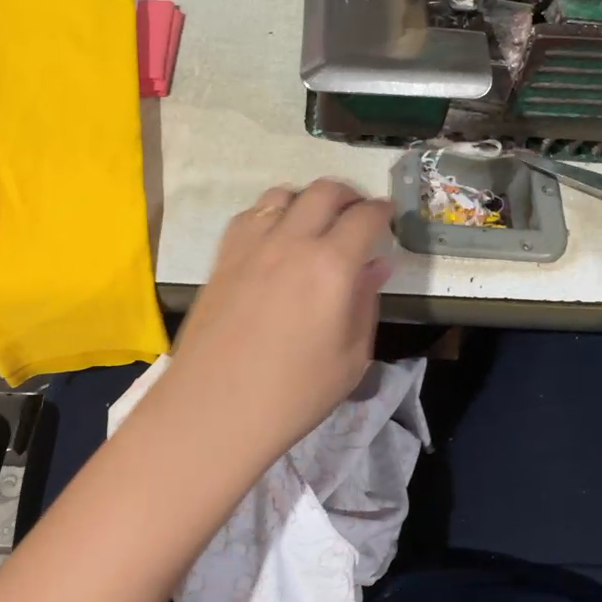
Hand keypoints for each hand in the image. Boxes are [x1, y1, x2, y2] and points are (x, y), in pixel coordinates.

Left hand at [154, 180, 393, 462]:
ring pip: (284, 194)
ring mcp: (252, 245)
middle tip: (358, 213)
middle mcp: (292, 242)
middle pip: (325, 191)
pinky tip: (276, 238)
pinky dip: (271, 214)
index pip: (365, 217)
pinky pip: (250, 214)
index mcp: (331, 266)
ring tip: (316, 222)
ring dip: (308, 200)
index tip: (389, 217)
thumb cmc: (292, 395)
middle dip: (349, 195)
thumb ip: (366, 303)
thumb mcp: (351, 359)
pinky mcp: (223, 256)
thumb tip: (377, 266)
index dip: (382, 212)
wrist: (212, 410)